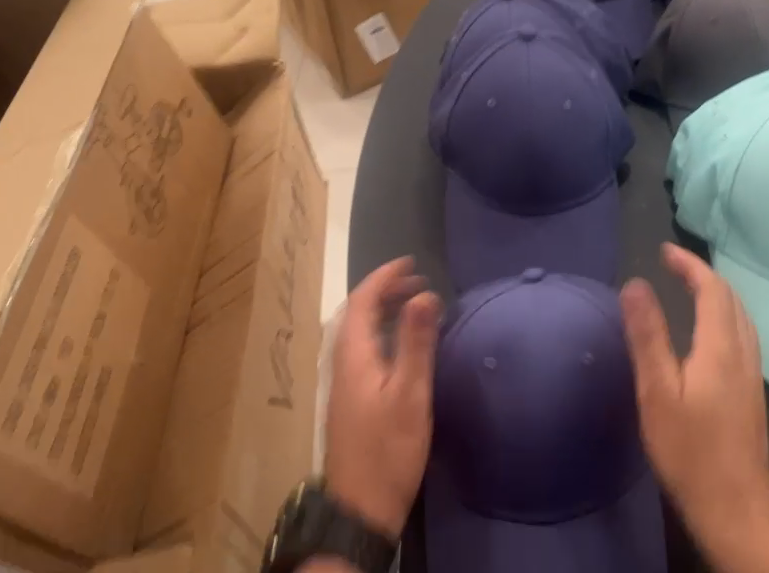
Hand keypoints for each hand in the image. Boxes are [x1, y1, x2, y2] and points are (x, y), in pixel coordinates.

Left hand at [322, 256, 441, 536]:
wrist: (360, 508)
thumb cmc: (388, 449)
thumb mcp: (410, 394)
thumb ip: (417, 343)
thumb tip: (425, 293)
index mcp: (353, 355)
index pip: (361, 301)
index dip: (383, 277)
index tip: (410, 261)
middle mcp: (343, 364)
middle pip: (357, 314)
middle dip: (385, 290)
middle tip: (418, 280)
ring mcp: (344, 384)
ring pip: (359, 332)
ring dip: (383, 311)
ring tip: (414, 305)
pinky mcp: (351, 400)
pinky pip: (364, 349)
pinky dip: (383, 332)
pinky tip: (403, 346)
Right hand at [621, 244, 768, 548]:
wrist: (736, 508)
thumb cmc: (690, 451)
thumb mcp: (657, 392)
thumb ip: (647, 336)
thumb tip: (635, 284)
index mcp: (721, 347)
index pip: (712, 289)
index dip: (690, 264)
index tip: (664, 251)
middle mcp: (743, 353)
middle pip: (731, 300)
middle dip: (703, 275)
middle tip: (673, 265)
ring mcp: (752, 375)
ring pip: (741, 318)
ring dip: (717, 295)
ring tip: (690, 289)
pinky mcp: (752, 394)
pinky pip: (742, 336)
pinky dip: (724, 317)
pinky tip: (709, 335)